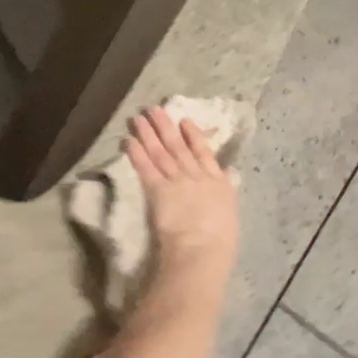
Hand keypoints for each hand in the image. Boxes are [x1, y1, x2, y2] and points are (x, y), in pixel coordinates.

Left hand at [125, 106, 238, 273]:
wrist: (202, 248)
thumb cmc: (220, 241)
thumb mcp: (229, 214)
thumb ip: (221, 197)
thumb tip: (221, 187)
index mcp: (217, 183)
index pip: (204, 153)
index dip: (193, 136)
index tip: (184, 121)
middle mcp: (196, 176)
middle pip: (178, 146)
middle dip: (165, 127)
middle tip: (154, 110)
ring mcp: (176, 180)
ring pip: (160, 152)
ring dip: (148, 134)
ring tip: (138, 118)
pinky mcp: (157, 190)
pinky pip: (145, 167)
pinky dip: (136, 152)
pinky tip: (128, 140)